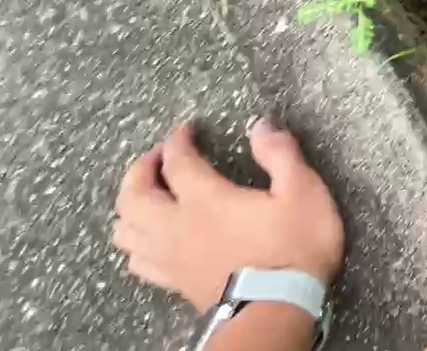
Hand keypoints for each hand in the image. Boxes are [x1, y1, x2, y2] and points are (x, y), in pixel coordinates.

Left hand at [112, 119, 345, 311]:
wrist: (277, 302)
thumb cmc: (295, 241)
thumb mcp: (302, 189)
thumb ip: (280, 154)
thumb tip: (260, 124)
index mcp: (206, 200)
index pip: (178, 164)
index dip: (178, 142)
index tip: (184, 128)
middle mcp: (176, 226)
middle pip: (133, 197)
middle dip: (139, 171)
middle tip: (155, 155)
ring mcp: (169, 257)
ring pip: (124, 229)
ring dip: (128, 205)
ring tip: (145, 193)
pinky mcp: (171, 279)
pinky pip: (135, 258)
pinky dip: (134, 239)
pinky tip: (147, 237)